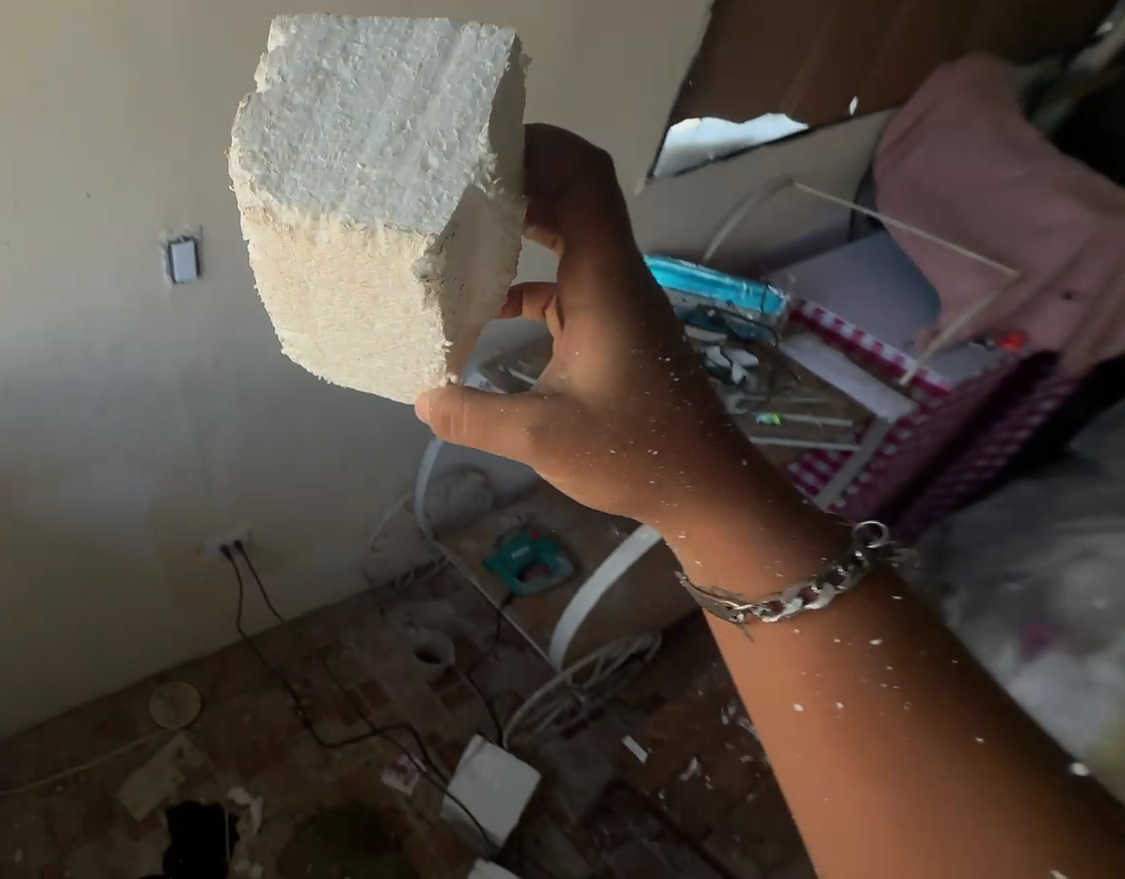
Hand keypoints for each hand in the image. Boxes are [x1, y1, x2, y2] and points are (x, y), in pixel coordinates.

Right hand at [414, 125, 777, 531]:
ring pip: (569, 243)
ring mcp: (614, 304)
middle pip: (575, 200)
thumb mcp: (540, 437)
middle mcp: (613, 280)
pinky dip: (524, 289)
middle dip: (522, 182)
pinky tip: (484, 314)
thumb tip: (422, 399)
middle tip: (463, 185)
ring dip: (521, 232)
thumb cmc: (633, 452)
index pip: (584, 185)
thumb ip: (474, 416)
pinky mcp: (611, 330)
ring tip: (462, 236)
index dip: (543, 150)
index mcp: (604, 285)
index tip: (488, 149)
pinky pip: (563, 288)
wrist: (701, 484)